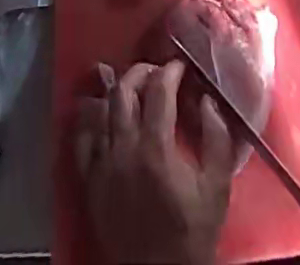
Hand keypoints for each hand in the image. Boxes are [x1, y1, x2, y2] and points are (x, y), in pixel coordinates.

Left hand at [76, 60, 233, 264]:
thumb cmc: (191, 233)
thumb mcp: (217, 188)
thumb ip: (217, 139)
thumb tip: (208, 101)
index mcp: (156, 148)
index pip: (158, 91)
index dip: (170, 71)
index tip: (180, 66)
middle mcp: (123, 148)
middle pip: (123, 91)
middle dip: (141, 72)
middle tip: (156, 71)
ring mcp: (101, 163)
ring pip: (101, 109)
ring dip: (117, 90)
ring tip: (132, 86)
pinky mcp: (88, 179)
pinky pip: (81, 137)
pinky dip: (90, 117)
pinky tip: (101, 111)